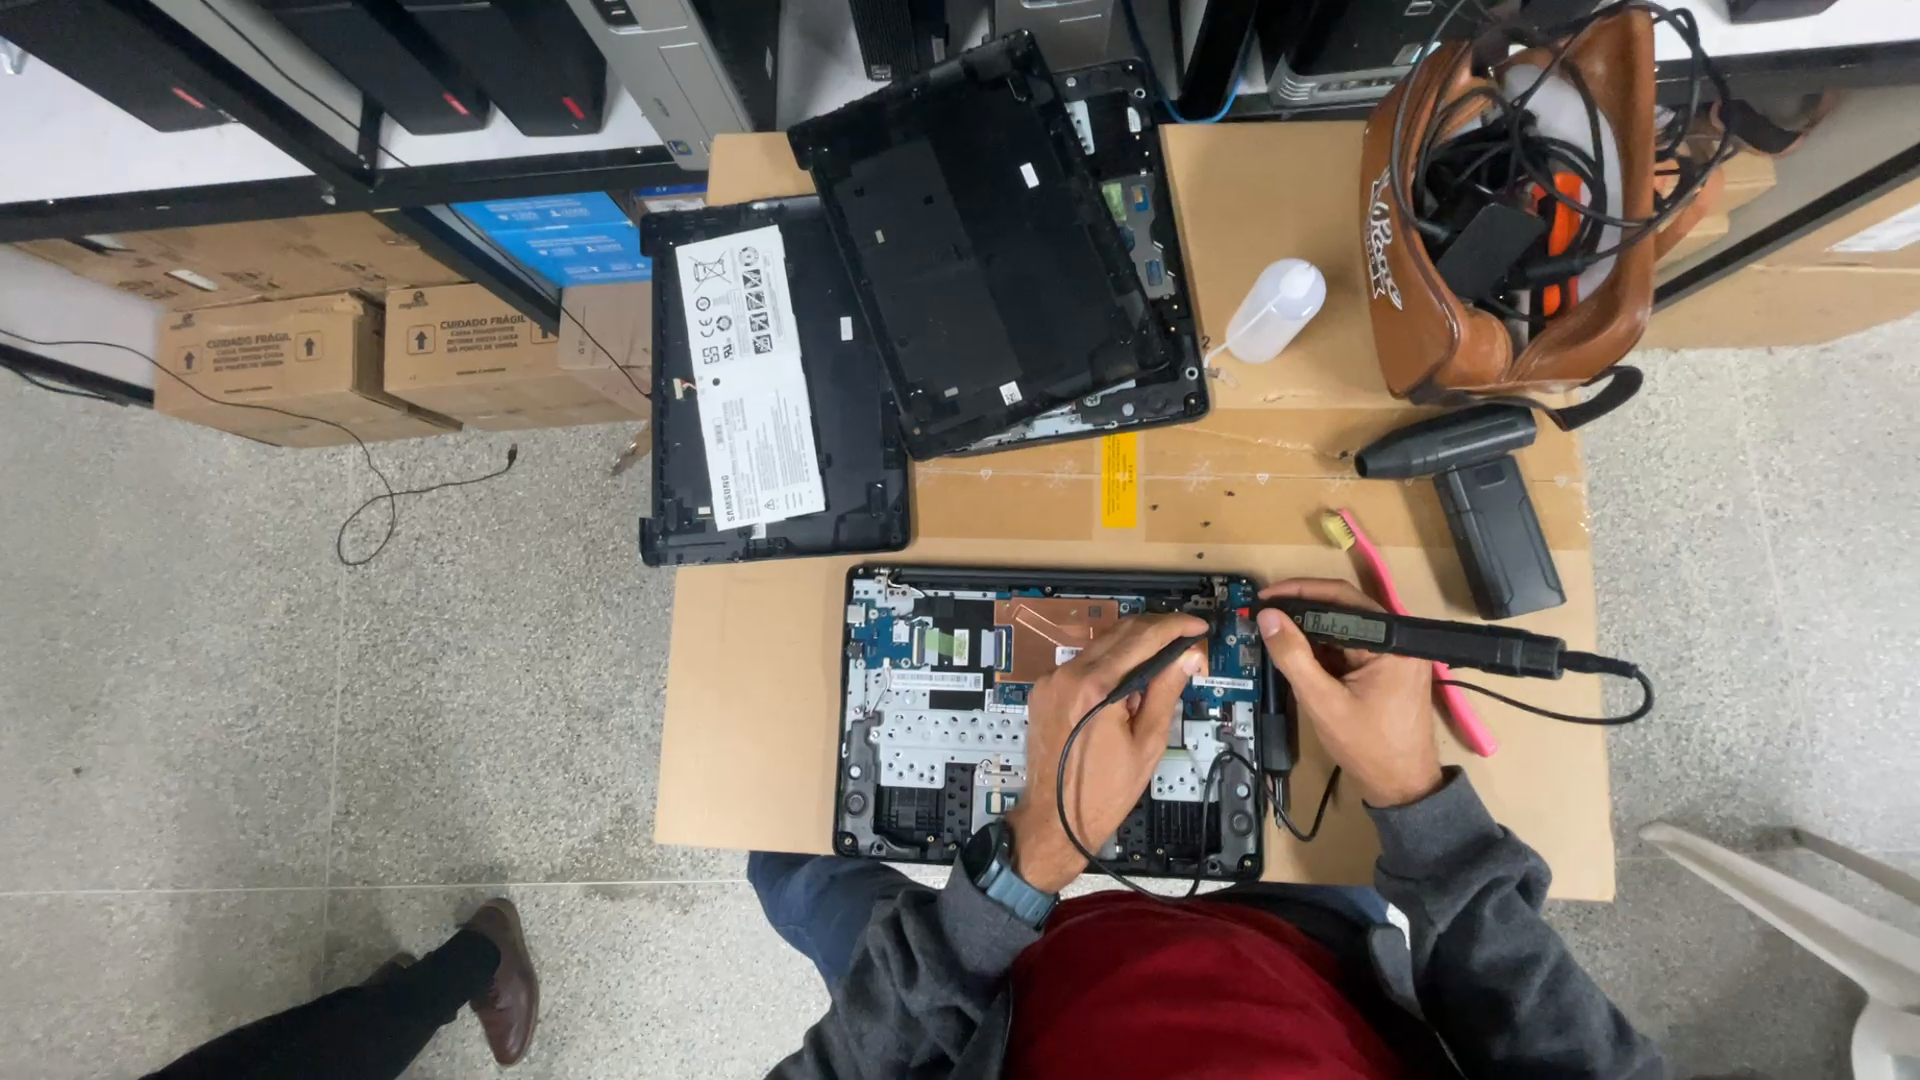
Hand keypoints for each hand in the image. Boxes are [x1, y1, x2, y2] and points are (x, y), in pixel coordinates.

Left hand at [1005, 613, 1208, 891]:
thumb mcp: (1147, 742)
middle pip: (1120, 633)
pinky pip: (1082, 663)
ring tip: (1162, 663)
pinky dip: (1108, 663)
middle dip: (1156, 630)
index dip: (1174, 627)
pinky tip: (1126, 682)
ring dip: (1133, 645)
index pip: (1142, 638)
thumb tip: (1187, 657)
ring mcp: (1051, 680)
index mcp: (1095, 687)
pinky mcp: (1044, 689)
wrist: (1054, 818)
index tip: (1196, 627)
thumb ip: (1166, 691)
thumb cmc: (1102, 791)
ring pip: (1100, 645)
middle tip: (1186, 640)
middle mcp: (1068, 675)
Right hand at [1255, 578, 1441, 807]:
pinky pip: (1347, 644)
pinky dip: (1320, 646)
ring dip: (1308, 628)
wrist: (1401, 786)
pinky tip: (1296, 653)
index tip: (1264, 597)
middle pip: (1342, 608)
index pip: (1341, 599)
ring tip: (1273, 632)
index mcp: (1391, 644)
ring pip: (1342, 626)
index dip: (1298, 593)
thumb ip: (1293, 656)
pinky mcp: (1384, 667)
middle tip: (1263, 613)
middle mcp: (1398, 641)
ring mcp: (1392, 654)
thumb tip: (1267, 616)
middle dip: (1300, 609)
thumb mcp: (1322, 701)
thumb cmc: (1367, 747)